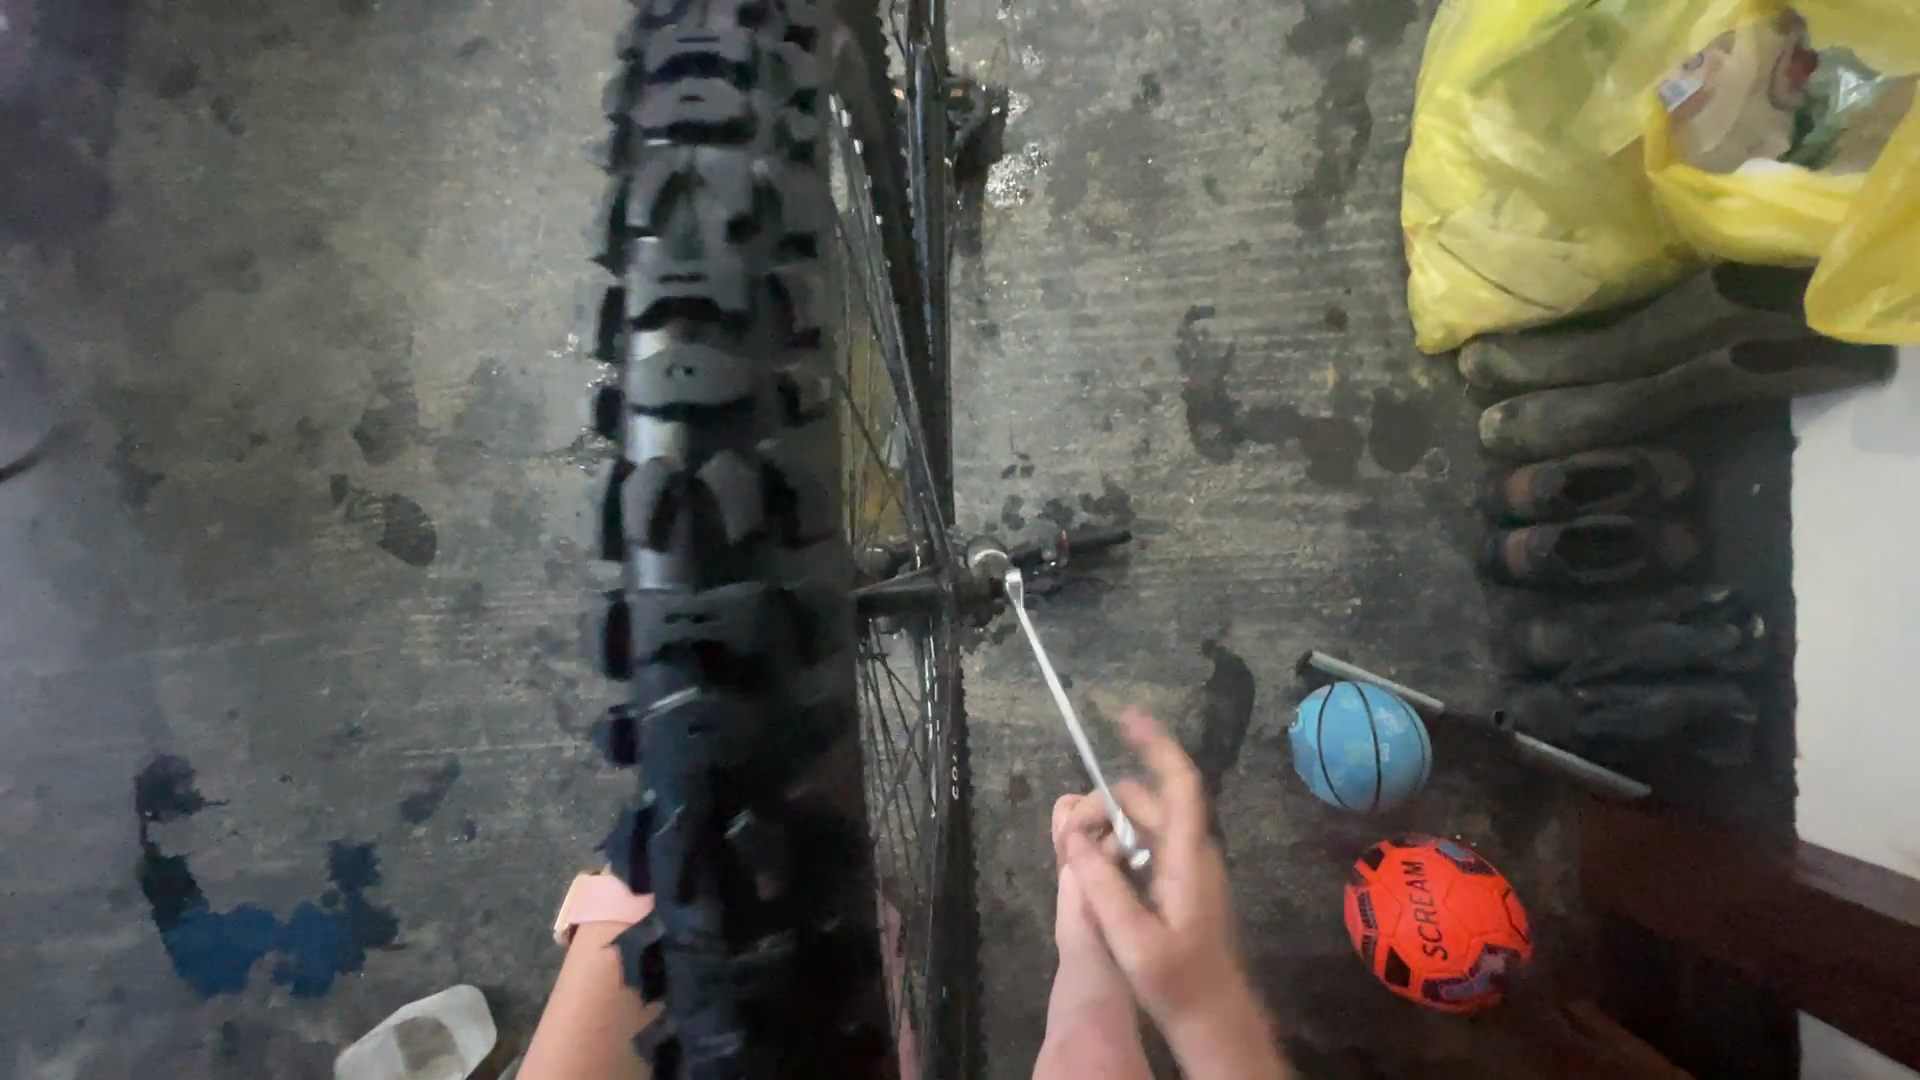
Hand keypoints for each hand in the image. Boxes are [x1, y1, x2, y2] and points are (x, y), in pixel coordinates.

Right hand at [1053, 709, 1287, 1078]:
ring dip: (1107, 827)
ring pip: (1141, 821)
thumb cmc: (1180, 983)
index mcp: (1188, 854)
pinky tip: (1096, 869)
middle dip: (1102, 806)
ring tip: (1076, 855)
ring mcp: (1187, 863)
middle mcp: (1191, 848)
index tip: (1126, 718)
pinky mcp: (1179, 879)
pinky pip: (1144, 843)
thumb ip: (1101, 883)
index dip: (1157, 744)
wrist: (1215, 1021)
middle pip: (1144, 800)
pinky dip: (1116, 844)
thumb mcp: (1132, 937)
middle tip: (1068, 839)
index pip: (1180, 783)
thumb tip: (1073, 836)